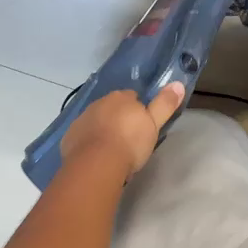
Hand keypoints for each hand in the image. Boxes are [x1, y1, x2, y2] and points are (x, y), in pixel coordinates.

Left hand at [60, 83, 185, 177]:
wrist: (96, 165)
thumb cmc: (129, 143)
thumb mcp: (154, 124)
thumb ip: (165, 104)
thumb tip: (178, 83)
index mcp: (120, 98)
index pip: (131, 96)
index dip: (138, 109)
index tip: (142, 125)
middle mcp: (98, 103)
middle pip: (112, 107)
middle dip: (118, 118)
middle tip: (128, 139)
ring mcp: (81, 119)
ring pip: (95, 121)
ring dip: (103, 129)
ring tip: (112, 150)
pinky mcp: (69, 137)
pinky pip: (82, 136)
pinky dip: (88, 142)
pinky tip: (95, 157)